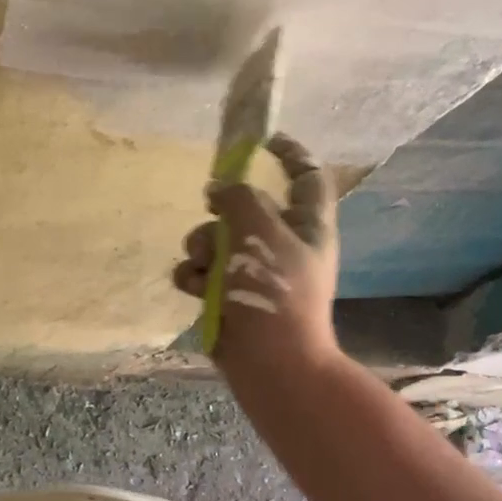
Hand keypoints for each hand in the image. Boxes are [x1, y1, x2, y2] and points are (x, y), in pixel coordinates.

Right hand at [171, 133, 339, 373]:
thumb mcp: (258, 231)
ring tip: (202, 266)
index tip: (262, 140)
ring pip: (215, 239)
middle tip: (211, 212)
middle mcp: (283, 246)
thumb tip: (220, 189)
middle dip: (220, 211)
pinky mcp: (228, 296)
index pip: (306, 178)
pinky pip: (201, 272)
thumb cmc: (274, 291)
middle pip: (245, 208)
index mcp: (307, 226)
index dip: (289, 154)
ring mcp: (255, 273)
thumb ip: (237, 198)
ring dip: (201, 247)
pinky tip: (195, 288)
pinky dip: (194, 276)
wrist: (270, 361)